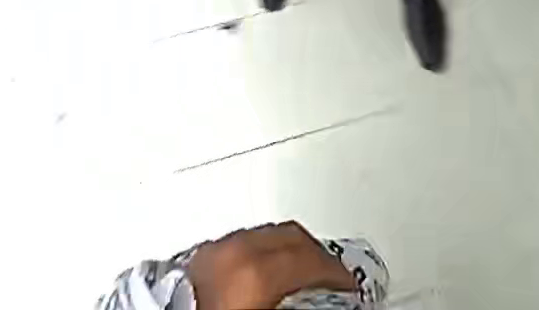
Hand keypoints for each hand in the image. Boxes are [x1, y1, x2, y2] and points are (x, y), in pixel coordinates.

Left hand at [186, 223, 354, 309]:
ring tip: (297, 279)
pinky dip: (258, 255)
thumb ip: (291, 302)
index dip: (336, 275)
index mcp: (255, 271)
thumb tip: (314, 300)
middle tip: (330, 279)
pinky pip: (238, 245)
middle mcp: (236, 250)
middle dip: (314, 256)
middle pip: (290, 237)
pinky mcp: (190, 259)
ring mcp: (211, 250)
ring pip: (263, 237)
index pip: (312, 258)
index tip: (349, 288)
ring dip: (285, 253)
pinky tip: (259, 279)